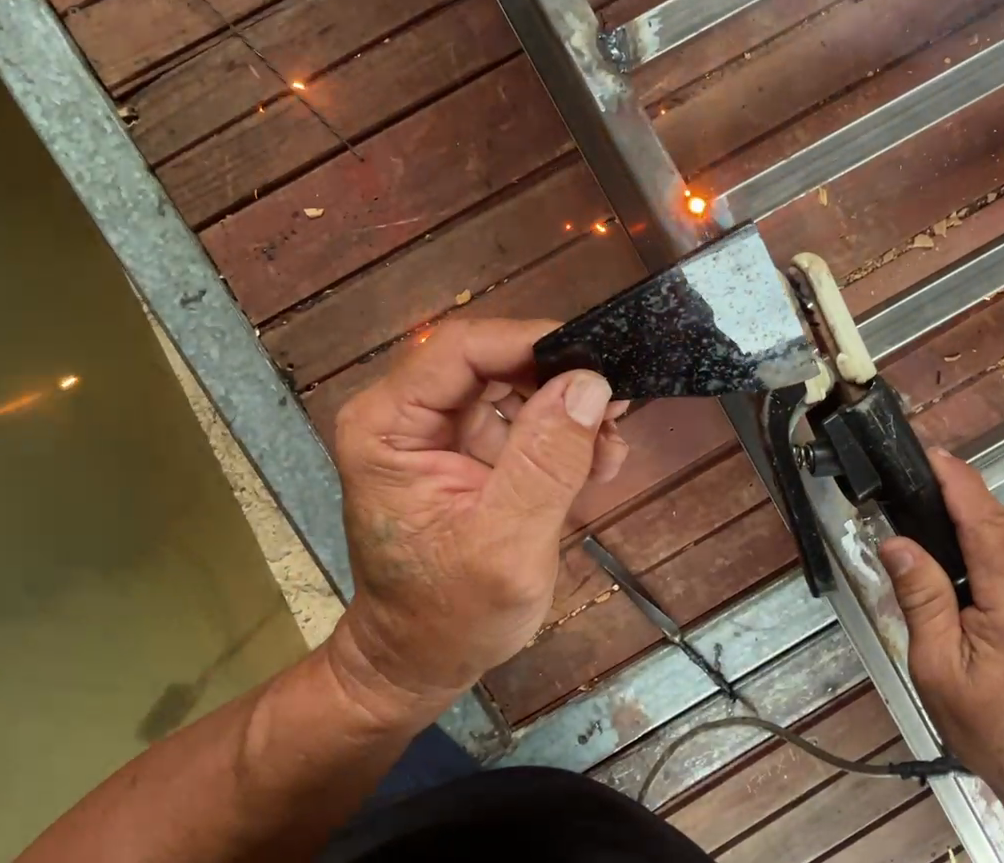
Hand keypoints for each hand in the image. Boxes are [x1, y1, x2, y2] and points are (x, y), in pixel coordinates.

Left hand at [325, 319, 629, 724]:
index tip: (598, 363)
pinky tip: (596, 463)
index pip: (461, 348)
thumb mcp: (506, 546)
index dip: (531, 343)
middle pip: (492, 357)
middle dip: (558, 378)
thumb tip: (589, 383)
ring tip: (608, 448)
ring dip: (568, 407)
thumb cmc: (450, 615)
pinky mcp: (469, 445)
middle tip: (615, 409)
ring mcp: (439, 427)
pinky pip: (524, 414)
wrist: (423, 660)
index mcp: (388, 425)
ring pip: (515, 380)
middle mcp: (406, 412)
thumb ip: (545, 463)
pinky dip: (564, 432)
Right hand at [878, 450, 1003, 862]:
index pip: (985, 522)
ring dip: (983, 522)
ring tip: (941, 517)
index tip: (933, 453)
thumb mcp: (940, 669)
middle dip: (965, 498)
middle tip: (923, 483)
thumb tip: (898, 543)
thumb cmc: (997, 732)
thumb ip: (921, 598)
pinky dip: (1001, 547)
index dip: (958, 482)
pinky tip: (976, 560)